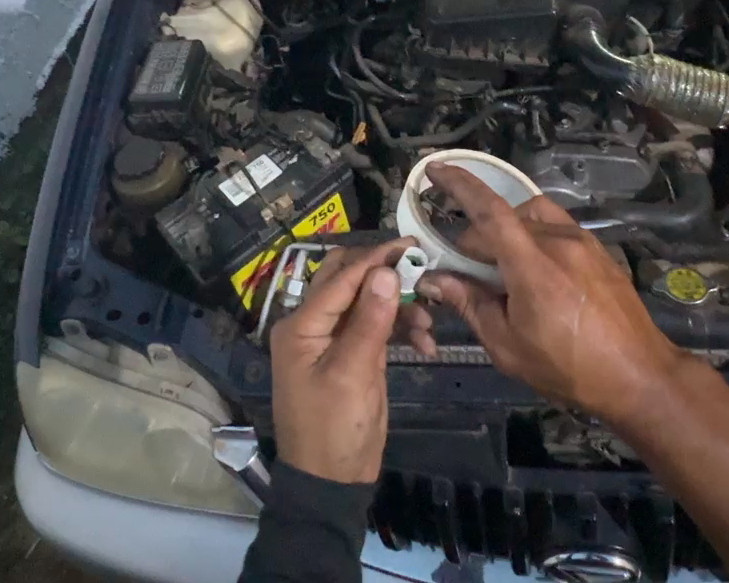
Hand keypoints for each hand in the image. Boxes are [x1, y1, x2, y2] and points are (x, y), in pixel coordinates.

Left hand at [269, 239, 435, 483]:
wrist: (330, 484)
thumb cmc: (333, 430)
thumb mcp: (351, 375)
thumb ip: (370, 322)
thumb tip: (386, 271)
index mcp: (300, 325)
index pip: (340, 278)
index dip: (375, 259)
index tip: (410, 244)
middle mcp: (312, 324)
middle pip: (349, 280)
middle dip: (385, 274)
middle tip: (421, 270)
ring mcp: (332, 338)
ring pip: (367, 302)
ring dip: (398, 306)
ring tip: (428, 326)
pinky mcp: (352, 353)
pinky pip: (376, 325)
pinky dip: (399, 328)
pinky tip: (424, 342)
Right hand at [415, 163, 683, 424]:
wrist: (640, 376)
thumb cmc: (570, 370)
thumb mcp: (508, 347)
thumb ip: (471, 305)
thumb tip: (435, 278)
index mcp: (534, 268)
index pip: (489, 212)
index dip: (459, 185)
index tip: (435, 169)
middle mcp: (559, 242)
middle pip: (503, 218)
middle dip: (477, 242)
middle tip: (469, 277)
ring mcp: (582, 240)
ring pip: (528, 215)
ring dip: (506, 232)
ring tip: (502, 267)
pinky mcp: (597, 246)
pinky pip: (553, 224)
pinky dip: (532, 234)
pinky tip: (533, 266)